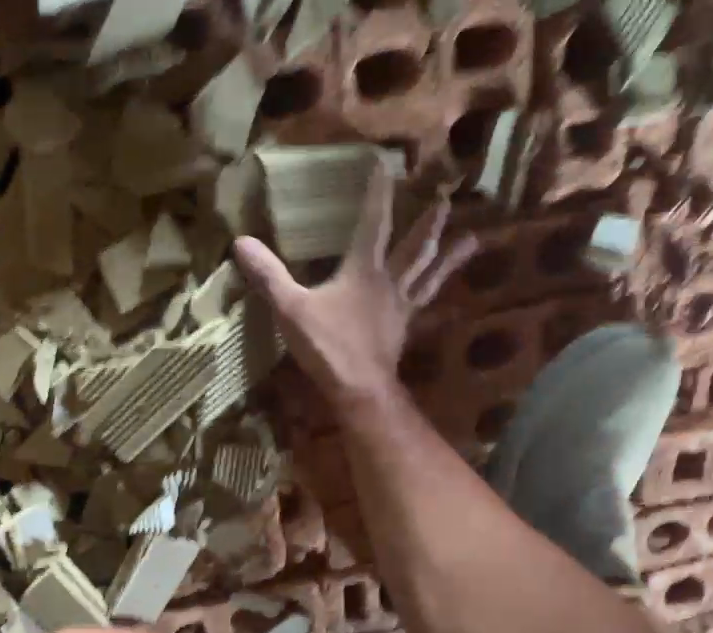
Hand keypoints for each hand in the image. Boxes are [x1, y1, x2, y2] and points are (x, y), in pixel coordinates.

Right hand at [234, 165, 475, 406]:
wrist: (360, 387)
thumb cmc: (327, 345)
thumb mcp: (290, 309)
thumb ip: (268, 276)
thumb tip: (240, 242)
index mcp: (363, 269)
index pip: (374, 222)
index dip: (378, 193)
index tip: (384, 165)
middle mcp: (388, 281)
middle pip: (415, 245)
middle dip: (429, 221)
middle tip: (446, 199)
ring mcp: (400, 306)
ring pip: (428, 273)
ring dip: (448, 255)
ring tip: (471, 239)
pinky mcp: (403, 328)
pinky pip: (423, 303)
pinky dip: (432, 292)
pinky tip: (438, 290)